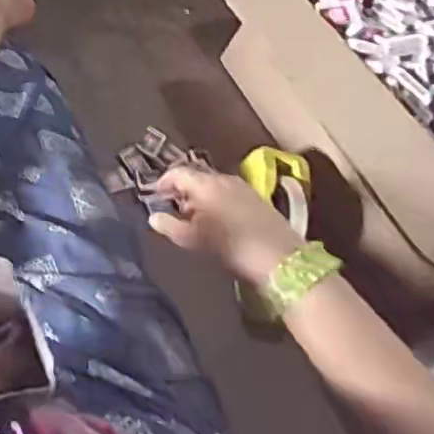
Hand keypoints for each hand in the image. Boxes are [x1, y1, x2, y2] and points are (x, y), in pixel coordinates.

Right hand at [149, 166, 304, 285]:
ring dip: (200, 198)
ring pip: (213, 186)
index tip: (155, 196)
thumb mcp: (193, 239)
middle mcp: (224, 179)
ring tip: (195, 219)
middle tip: (174, 211)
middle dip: (182, 191)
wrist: (280, 260)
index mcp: (206, 184)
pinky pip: (228, 193)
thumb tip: (153, 216)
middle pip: (196, 177)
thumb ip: (169, 226)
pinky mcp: (257, 199)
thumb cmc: (230, 246)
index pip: (177, 173)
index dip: (163, 182)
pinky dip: (216, 202)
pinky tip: (218, 221)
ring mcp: (243, 188)